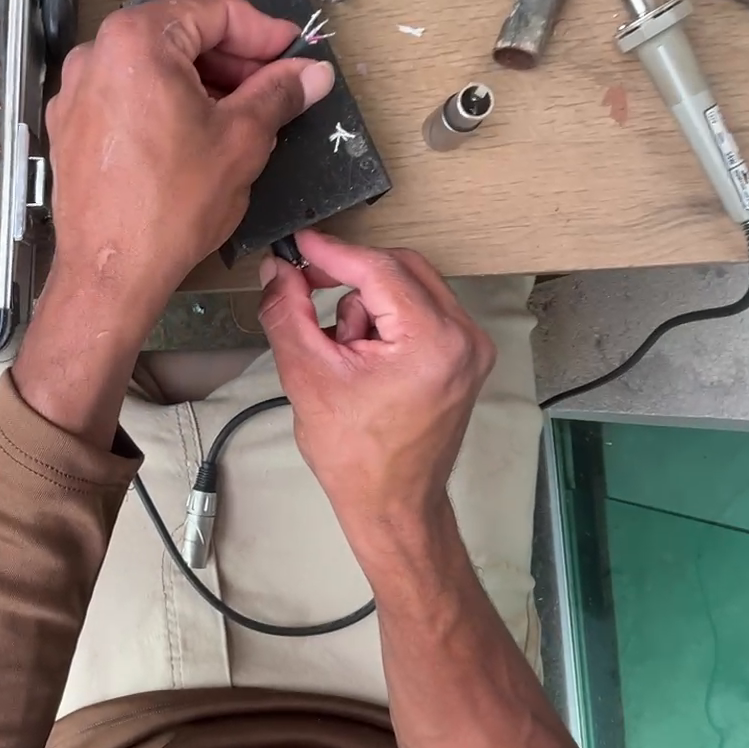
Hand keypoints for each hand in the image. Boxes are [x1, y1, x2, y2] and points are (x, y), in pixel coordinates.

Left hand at [45, 0, 335, 318]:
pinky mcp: (71, 130)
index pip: (214, 9)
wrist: (111, 272)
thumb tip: (310, 74)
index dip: (263, 31)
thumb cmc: (169, 209)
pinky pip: (127, 100)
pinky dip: (164, 108)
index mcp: (138, 40)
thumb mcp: (241, 142)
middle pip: (179, 35)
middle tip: (272, 89)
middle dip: (232, 61)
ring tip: (236, 119)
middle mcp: (96, 56)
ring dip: (200, 85)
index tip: (292, 53)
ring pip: (152, 69)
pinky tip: (191, 140)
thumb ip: (278, 95)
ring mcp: (77, 93)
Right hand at [257, 230, 495, 533]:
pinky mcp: (463, 357)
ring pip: (409, 288)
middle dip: (349, 276)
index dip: (332, 252)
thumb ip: (287, 312)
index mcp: (434, 342)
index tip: (299, 244)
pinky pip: (420, 312)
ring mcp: (470, 347)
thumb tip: (278, 271)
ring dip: (366, 305)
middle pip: (401, 269)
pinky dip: (384, 321)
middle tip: (306, 286)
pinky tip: (363, 358)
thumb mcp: (307, 376)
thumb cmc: (356, 456)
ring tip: (342, 353)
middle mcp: (465, 337)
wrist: (391, 503)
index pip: (379, 270)